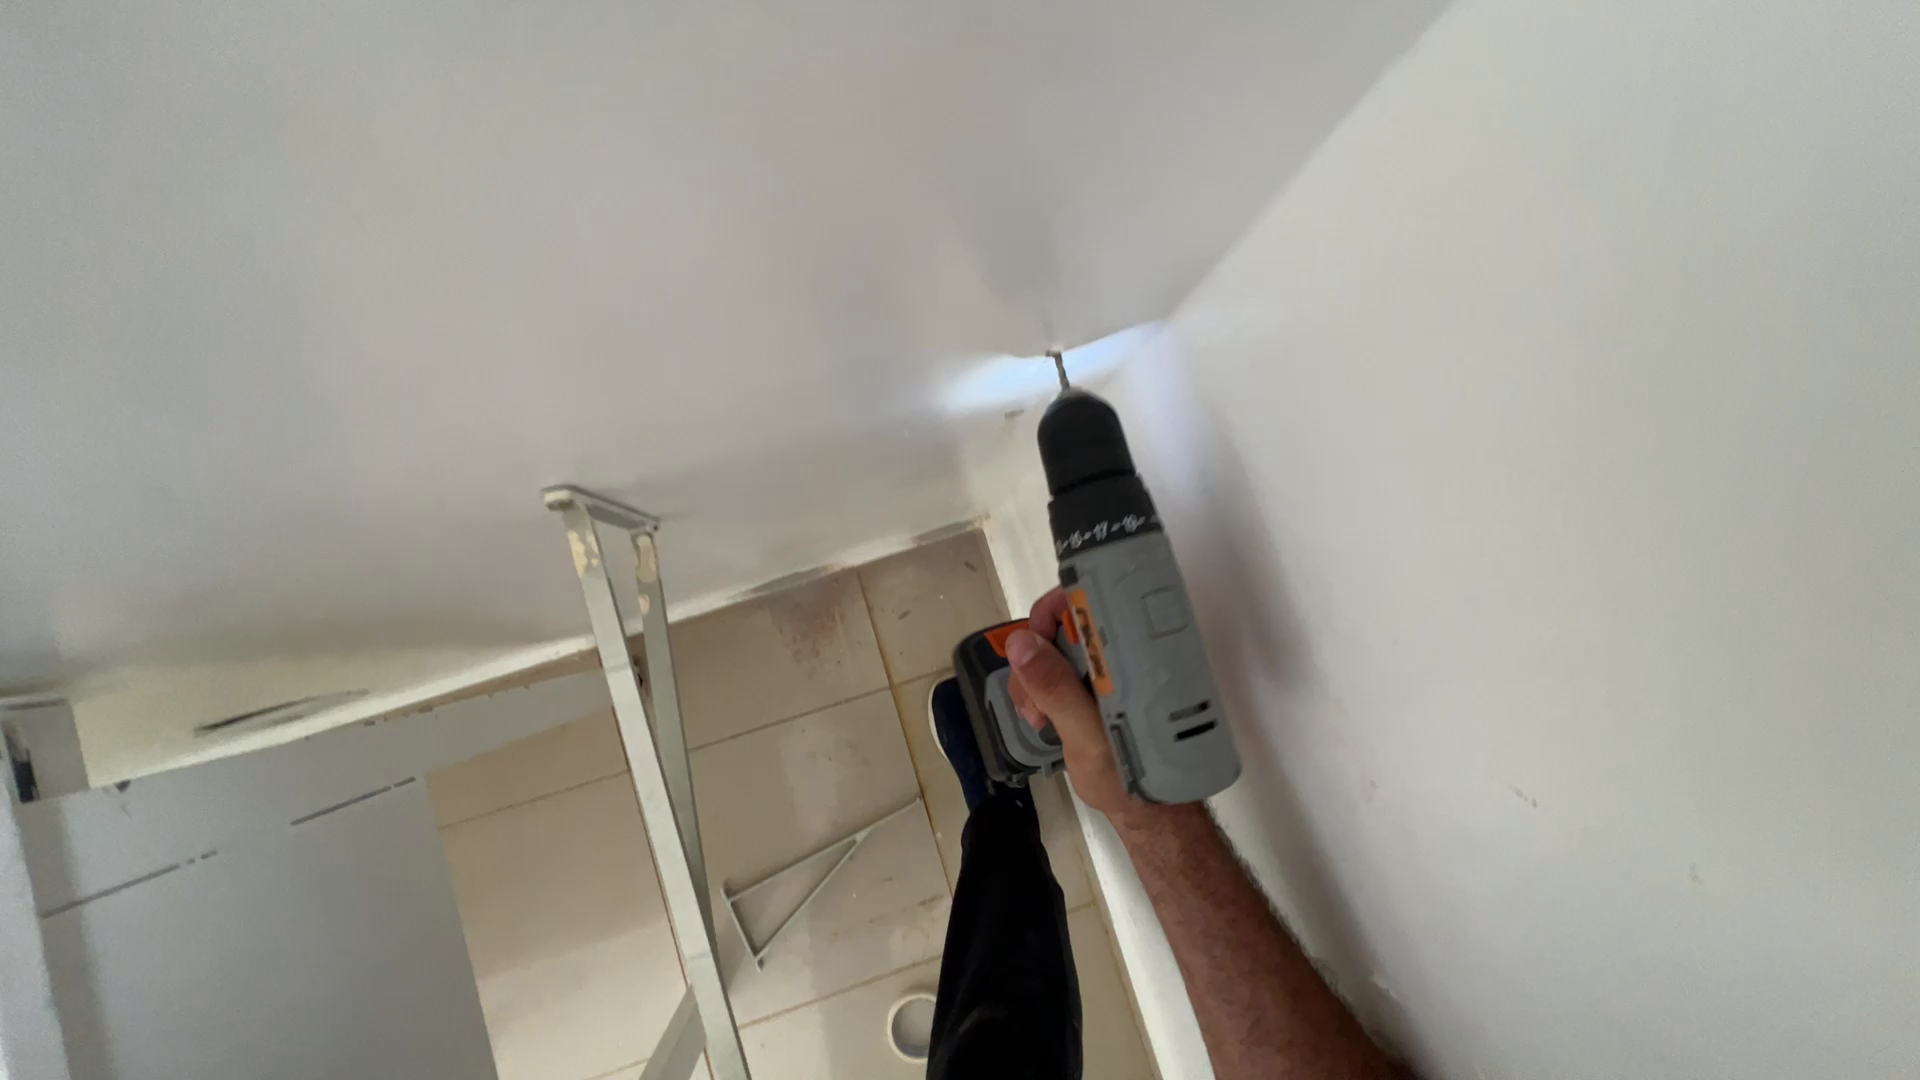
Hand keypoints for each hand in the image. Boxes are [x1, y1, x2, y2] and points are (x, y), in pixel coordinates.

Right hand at [1005, 587, 1146, 820]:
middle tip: (1034, 699)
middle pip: (1060, 623)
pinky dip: (1037, 691)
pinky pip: (1050, 672)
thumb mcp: (1087, 734)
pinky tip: (1042, 719)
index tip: (1036, 647)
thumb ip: (1056, 687)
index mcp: (1127, 654)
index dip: (1056, 609)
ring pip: (1049, 649)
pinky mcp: (1088, 687)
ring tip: (1039, 719)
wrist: (1144, 813)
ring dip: (1032, 680)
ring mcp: (1100, 670)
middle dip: (1036, 655)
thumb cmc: (1127, 775)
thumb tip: (1021, 641)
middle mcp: (1114, 654)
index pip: (1090, 599)